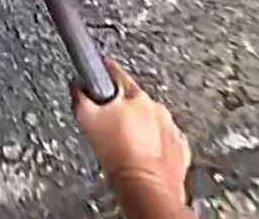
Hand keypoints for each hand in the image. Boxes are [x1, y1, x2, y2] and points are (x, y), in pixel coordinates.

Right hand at [73, 61, 191, 215]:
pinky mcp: (181, 151)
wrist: (144, 189)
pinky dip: (152, 142)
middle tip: (106, 120)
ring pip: (148, 118)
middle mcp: (158, 109)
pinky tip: (140, 151)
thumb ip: (78, 92)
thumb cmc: (118, 154)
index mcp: (136, 95)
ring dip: (137, 124)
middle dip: (119, 105)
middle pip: (131, 97)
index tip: (96, 75)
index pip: (115, 71)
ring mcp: (172, 130)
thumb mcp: (84, 115)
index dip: (101, 70)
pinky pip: (162, 138)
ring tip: (123, 140)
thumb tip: (77, 85)